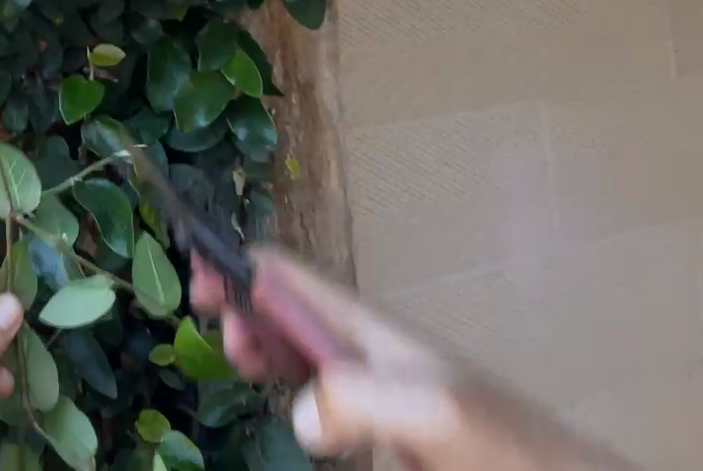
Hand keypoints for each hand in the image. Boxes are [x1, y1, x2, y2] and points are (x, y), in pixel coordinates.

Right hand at [194, 247, 637, 470]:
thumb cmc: (502, 439)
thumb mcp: (431, 409)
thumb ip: (357, 398)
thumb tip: (302, 416)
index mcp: (361, 321)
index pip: (284, 271)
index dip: (235, 264)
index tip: (200, 282)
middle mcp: (356, 343)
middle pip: (277, 305)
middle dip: (237, 305)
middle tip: (217, 327)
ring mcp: (367, 383)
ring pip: (291, 347)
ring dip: (256, 344)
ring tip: (241, 360)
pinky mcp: (377, 425)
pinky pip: (316, 393)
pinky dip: (286, 386)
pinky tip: (291, 407)